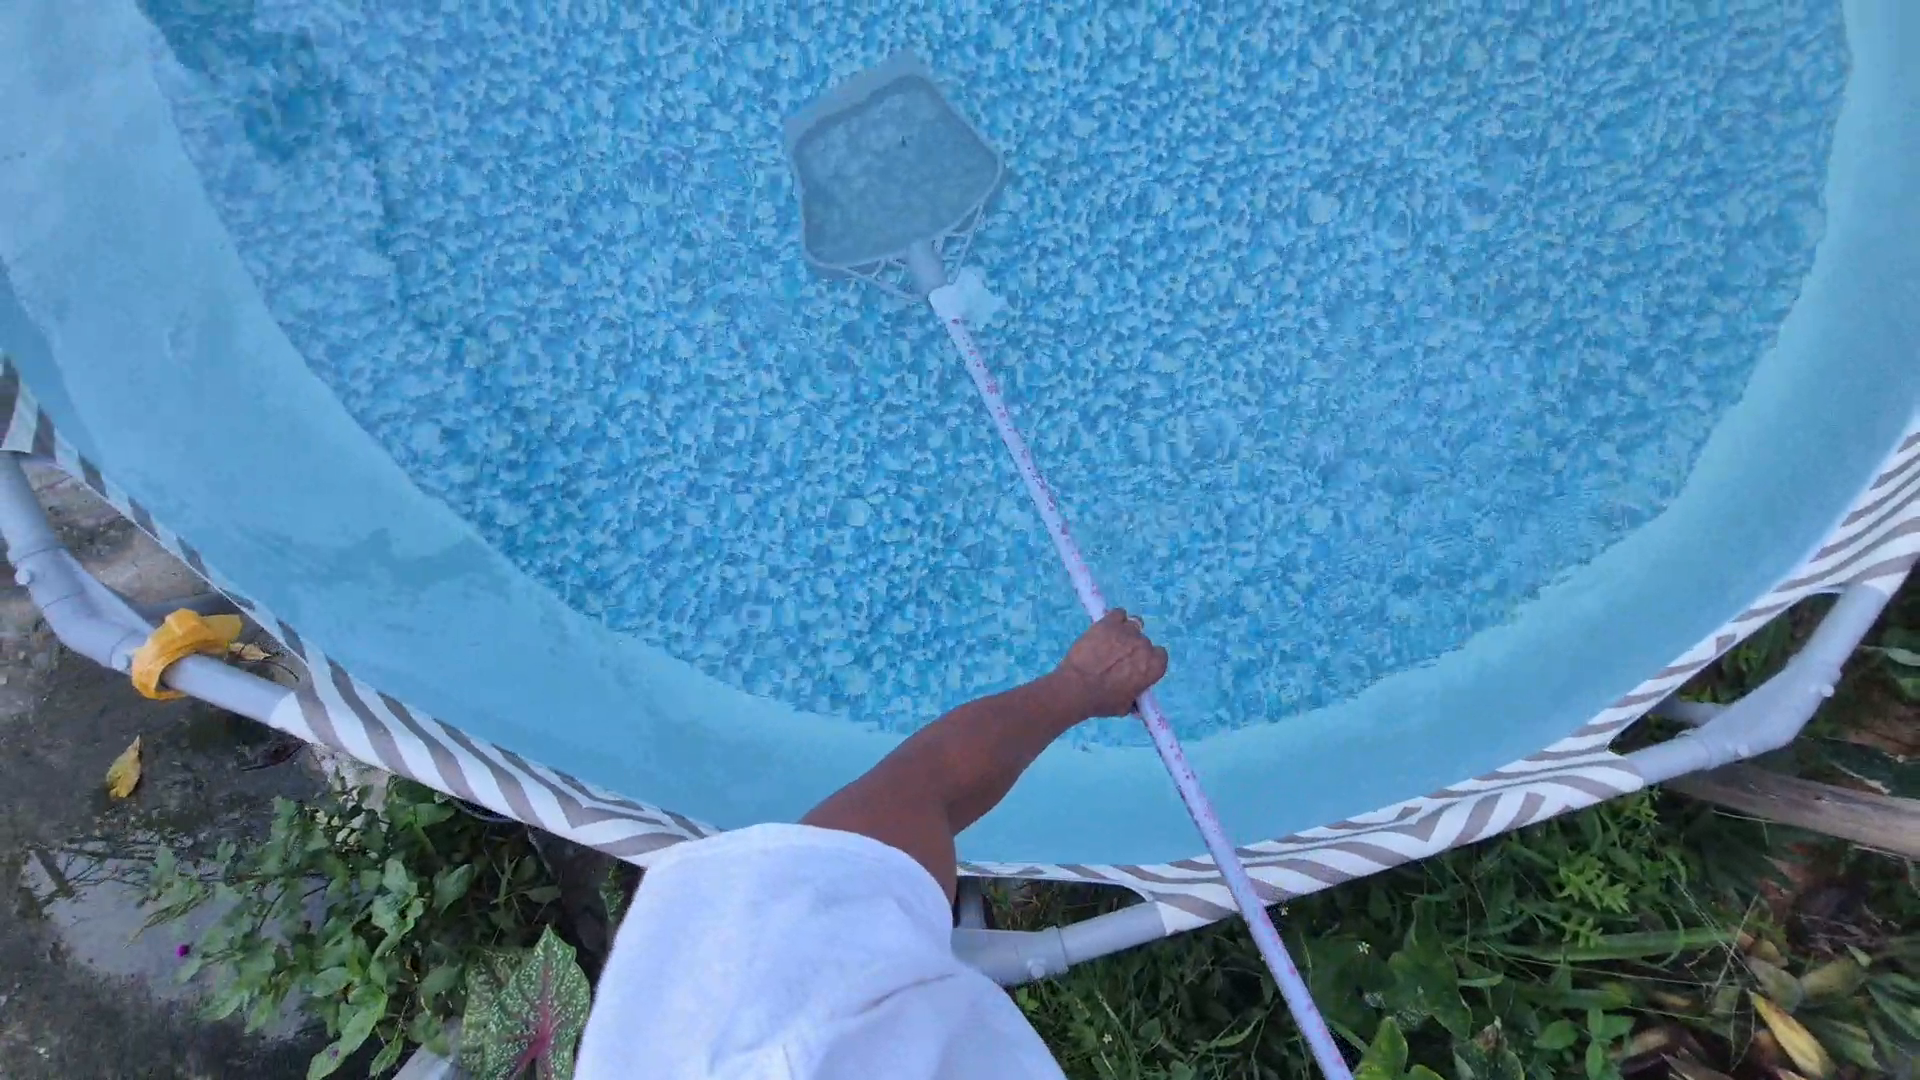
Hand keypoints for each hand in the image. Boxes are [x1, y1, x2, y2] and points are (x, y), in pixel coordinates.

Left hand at [1052, 609, 1169, 716]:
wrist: (1076, 687)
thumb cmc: (1102, 701)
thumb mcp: (1124, 707)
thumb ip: (1134, 699)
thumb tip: (1136, 703)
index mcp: (1153, 667)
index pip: (1159, 656)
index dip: (1147, 660)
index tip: (1136, 665)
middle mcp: (1144, 646)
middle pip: (1143, 641)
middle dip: (1132, 648)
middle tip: (1116, 658)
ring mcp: (1127, 631)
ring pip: (1132, 625)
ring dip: (1123, 633)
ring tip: (1108, 643)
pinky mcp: (1109, 622)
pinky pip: (1118, 614)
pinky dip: (1113, 619)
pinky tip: (1104, 628)